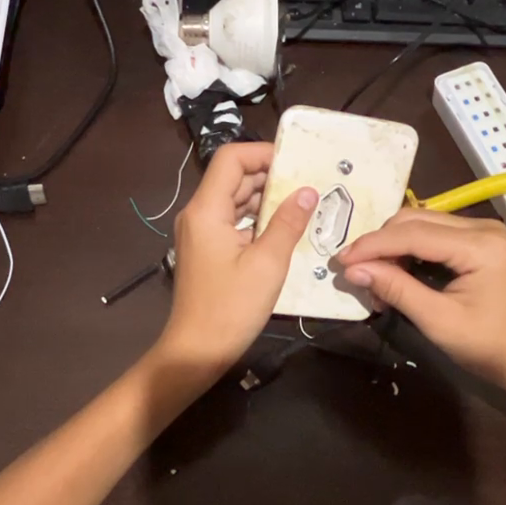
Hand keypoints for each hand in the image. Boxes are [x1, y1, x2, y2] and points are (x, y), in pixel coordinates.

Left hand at [153, 143, 315, 376]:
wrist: (197, 351)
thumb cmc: (231, 308)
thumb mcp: (268, 264)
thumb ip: (288, 223)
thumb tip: (308, 191)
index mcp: (207, 210)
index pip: (231, 159)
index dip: (263, 153)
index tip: (297, 164)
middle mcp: (198, 214)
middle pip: (233, 178)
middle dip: (270, 177)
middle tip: (309, 185)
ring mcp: (200, 233)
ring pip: (234, 200)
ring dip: (266, 200)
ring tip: (303, 206)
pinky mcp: (207, 250)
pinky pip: (233, 222)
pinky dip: (257, 220)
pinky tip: (284, 231)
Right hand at [337, 209, 505, 393]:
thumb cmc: (490, 347)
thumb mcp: (439, 321)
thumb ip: (397, 290)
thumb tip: (353, 270)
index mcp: (479, 244)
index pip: (412, 234)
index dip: (372, 246)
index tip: (340, 262)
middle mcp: (480, 227)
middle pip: (413, 221)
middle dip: (379, 245)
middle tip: (355, 276)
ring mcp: (480, 233)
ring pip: (419, 225)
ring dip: (391, 249)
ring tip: (373, 281)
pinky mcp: (477, 243)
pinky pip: (432, 237)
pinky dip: (407, 252)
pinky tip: (394, 276)